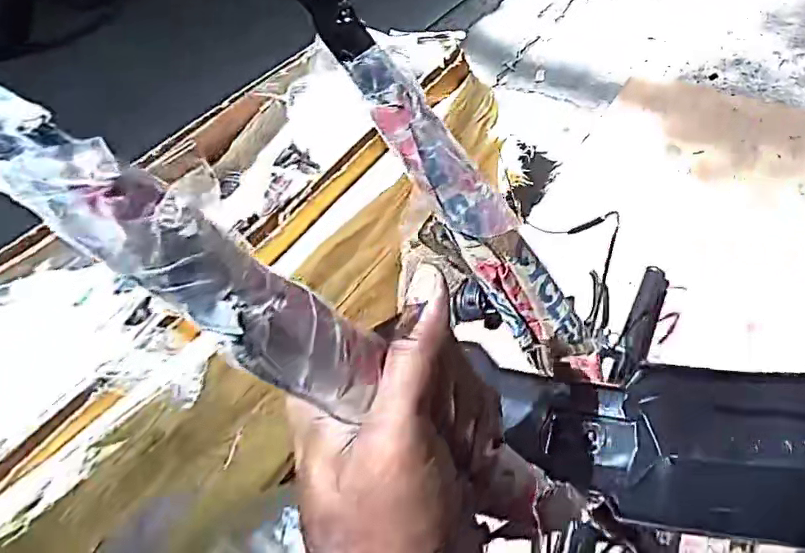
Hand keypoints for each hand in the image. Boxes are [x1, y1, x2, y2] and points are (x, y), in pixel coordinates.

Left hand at [288, 266, 502, 552]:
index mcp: (325, 397)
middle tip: (442, 423)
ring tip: (459, 452)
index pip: (364, 326)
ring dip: (466, 408)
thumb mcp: (396, 440)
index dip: (400, 333)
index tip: (424, 354)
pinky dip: (479, 423)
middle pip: (417, 342)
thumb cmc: (388, 533)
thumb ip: (413, 359)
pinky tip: (472, 455)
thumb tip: (429, 278)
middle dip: (445, 381)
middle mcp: (360, 399)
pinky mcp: (432, 431)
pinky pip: (468, 394)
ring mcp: (400, 416)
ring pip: (449, 366)